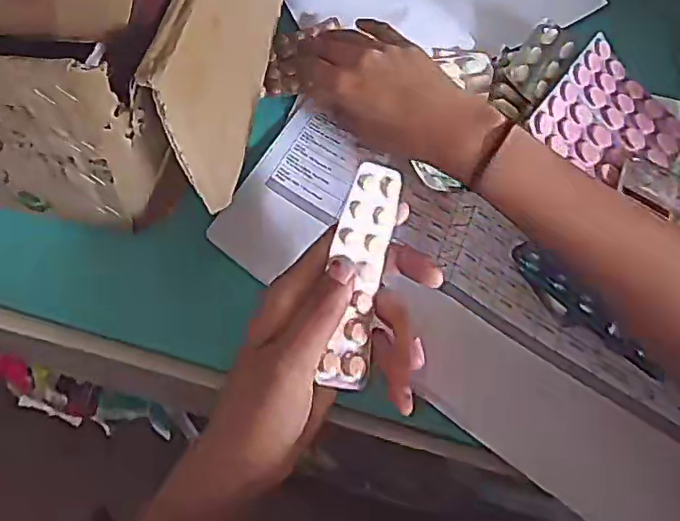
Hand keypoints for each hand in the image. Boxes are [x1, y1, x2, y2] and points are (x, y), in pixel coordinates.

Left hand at [144, 225, 442, 520]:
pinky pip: (376, 350)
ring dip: (400, 344)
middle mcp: (313, 306)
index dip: (365, 223)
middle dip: (399, 285)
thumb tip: (348, 262)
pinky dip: (392, 369)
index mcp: (293, 295)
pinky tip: (400, 394)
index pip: (333, 246)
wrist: (246, 468)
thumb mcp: (288, 360)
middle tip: (434, 280)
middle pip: (365, 278)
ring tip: (408, 377)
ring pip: (377, 318)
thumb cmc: (256, 412)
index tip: (398, 210)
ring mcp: (328, 333)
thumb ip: (320, 311)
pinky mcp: (339, 360)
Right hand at [297, 20, 507, 183]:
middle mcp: (358, 61)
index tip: (294, 66)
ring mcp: (382, 48)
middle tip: (304, 48)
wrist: (448, 125)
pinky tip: (359, 26)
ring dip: (333, 35)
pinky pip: (378, 28)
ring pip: (348, 34)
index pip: (310, 69)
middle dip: (311, 47)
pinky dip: (364, 26)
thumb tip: (326, 97)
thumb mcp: (361, 132)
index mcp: (343, 85)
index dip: (298, 66)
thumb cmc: (404, 138)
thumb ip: (339, 110)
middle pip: (325, 45)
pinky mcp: (403, 44)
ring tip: (325, 36)